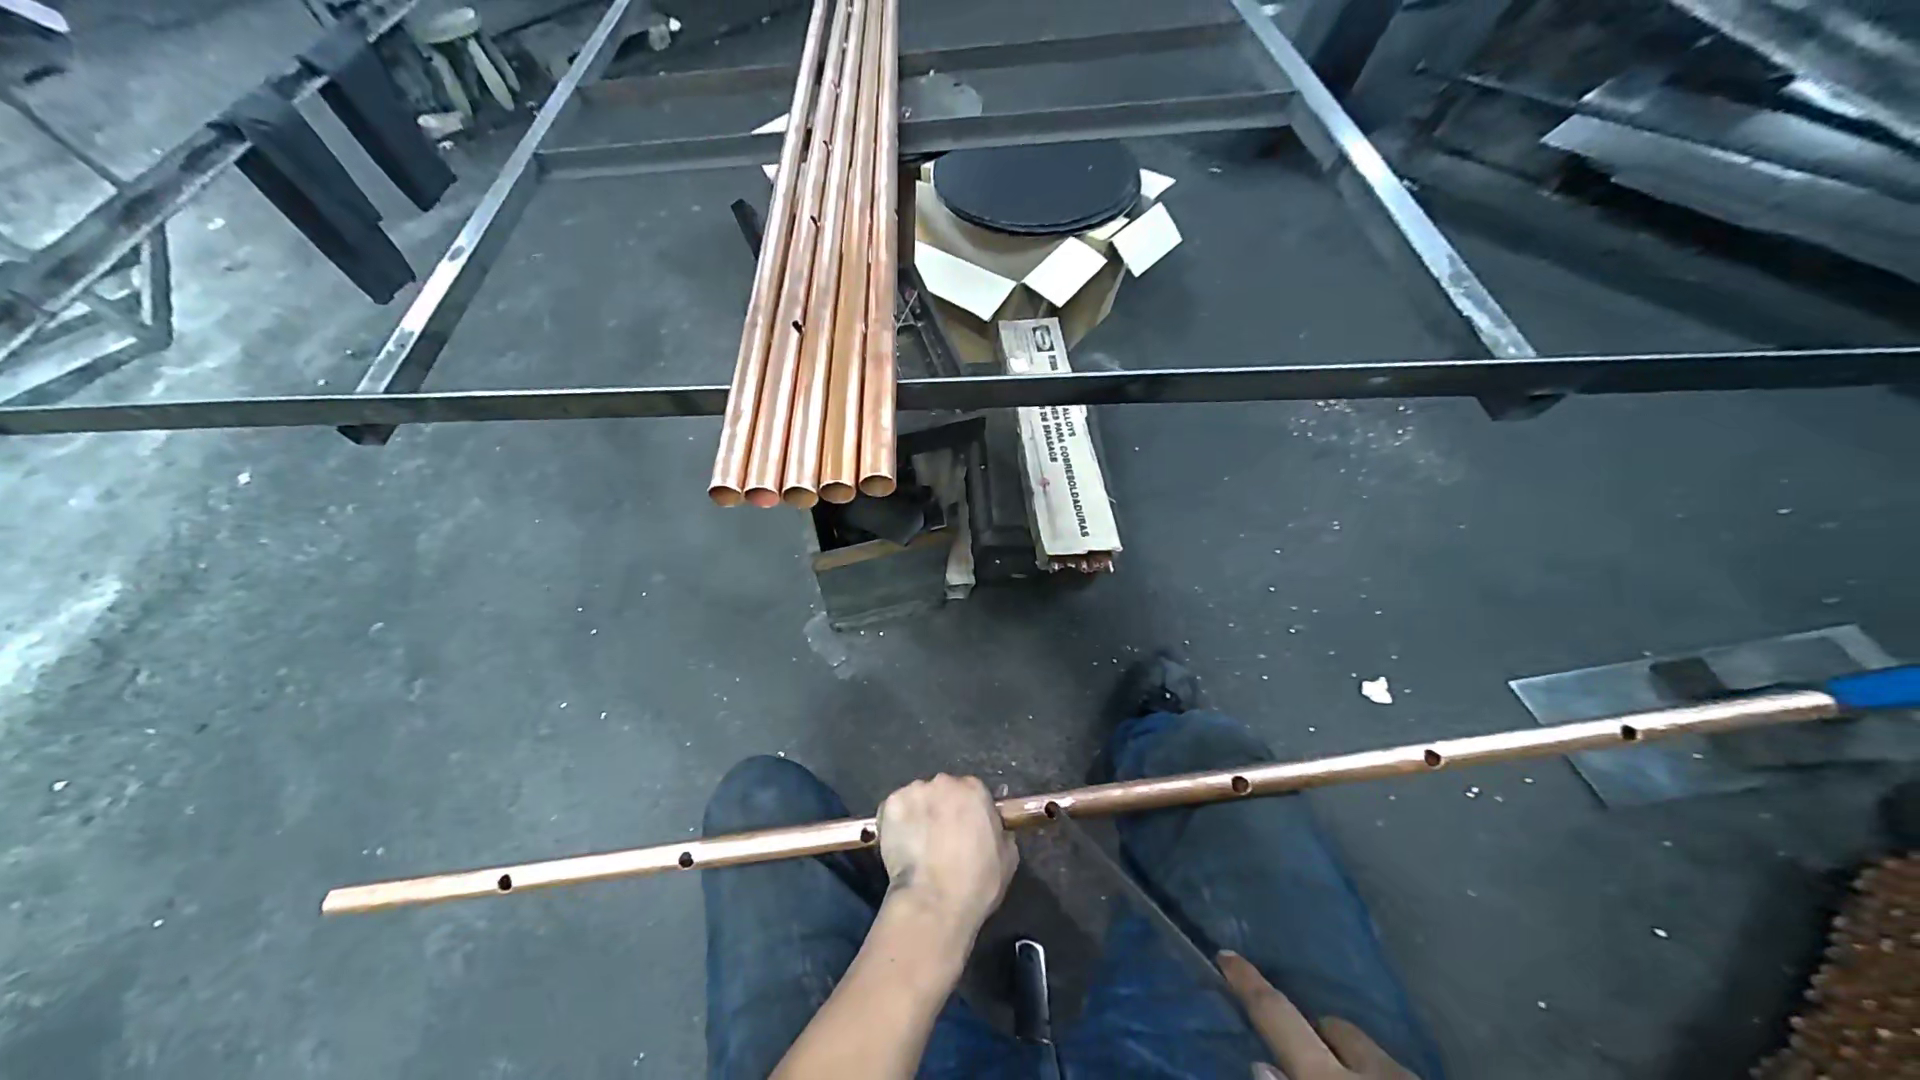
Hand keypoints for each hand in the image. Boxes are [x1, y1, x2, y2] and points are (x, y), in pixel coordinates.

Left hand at [876, 774, 1017, 931]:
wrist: (934, 901)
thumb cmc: (977, 882)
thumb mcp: (1007, 857)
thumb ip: (1001, 832)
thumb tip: (994, 828)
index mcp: (974, 789)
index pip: (971, 792)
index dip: (967, 812)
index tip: (964, 830)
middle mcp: (944, 782)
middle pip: (942, 791)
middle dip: (941, 809)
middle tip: (940, 838)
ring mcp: (914, 792)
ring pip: (917, 799)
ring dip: (919, 814)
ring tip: (918, 844)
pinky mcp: (889, 806)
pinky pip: (895, 810)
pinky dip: (897, 823)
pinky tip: (901, 845)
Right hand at [1219, 951, 1418, 1079]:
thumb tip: (1261, 1065)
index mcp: (1328, 1076)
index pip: (1277, 1015)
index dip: (1248, 984)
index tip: (1226, 955)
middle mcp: (1374, 1067)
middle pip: (1334, 1026)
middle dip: (1316, 1030)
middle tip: (1302, 1053)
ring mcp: (1412, 1077)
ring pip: (1374, 1054)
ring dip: (1354, 1062)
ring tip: (1342, 1074)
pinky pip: (1399, 1073)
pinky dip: (1379, 1077)